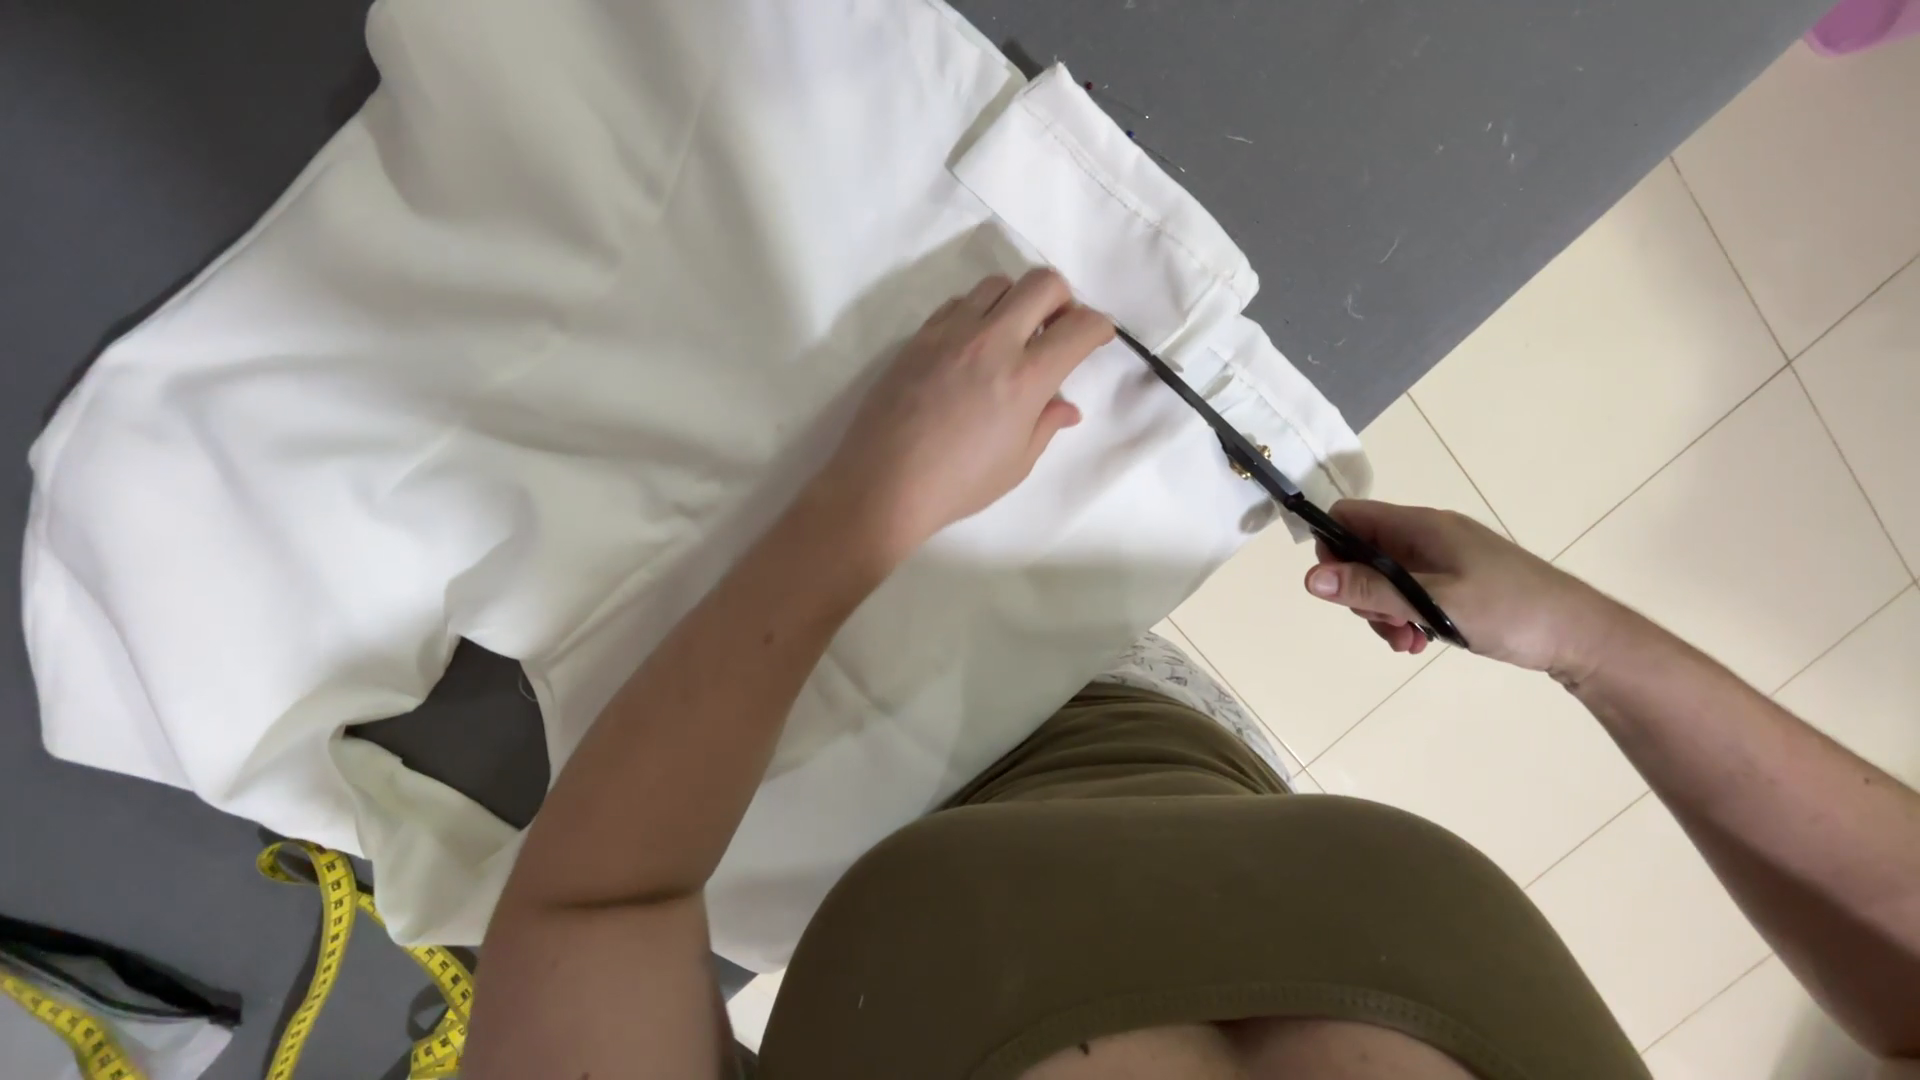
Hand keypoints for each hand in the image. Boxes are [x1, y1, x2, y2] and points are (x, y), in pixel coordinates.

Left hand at [818, 268, 1113, 558]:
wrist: (883, 483)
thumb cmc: (957, 484)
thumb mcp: (1016, 464)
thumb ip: (1046, 425)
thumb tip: (1066, 407)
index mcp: (1025, 378)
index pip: (1079, 327)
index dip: (1099, 327)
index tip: (1096, 338)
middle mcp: (992, 342)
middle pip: (1043, 283)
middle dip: (1063, 299)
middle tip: (1057, 330)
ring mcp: (951, 334)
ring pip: (998, 283)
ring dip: (1016, 300)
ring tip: (1012, 335)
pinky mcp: (919, 337)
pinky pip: (958, 302)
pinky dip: (977, 312)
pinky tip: (972, 345)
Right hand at [1301, 500, 1627, 678]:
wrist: (1584, 637)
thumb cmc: (1512, 612)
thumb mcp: (1434, 603)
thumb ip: (1371, 590)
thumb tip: (1309, 578)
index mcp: (1422, 526)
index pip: (1349, 516)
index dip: (1332, 548)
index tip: (1340, 589)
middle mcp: (1427, 536)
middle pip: (1361, 552)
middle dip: (1360, 591)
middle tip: (1383, 623)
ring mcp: (1442, 559)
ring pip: (1383, 578)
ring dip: (1382, 611)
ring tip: (1406, 641)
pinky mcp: (1454, 581)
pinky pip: (1408, 593)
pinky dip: (1404, 616)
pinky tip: (1420, 642)